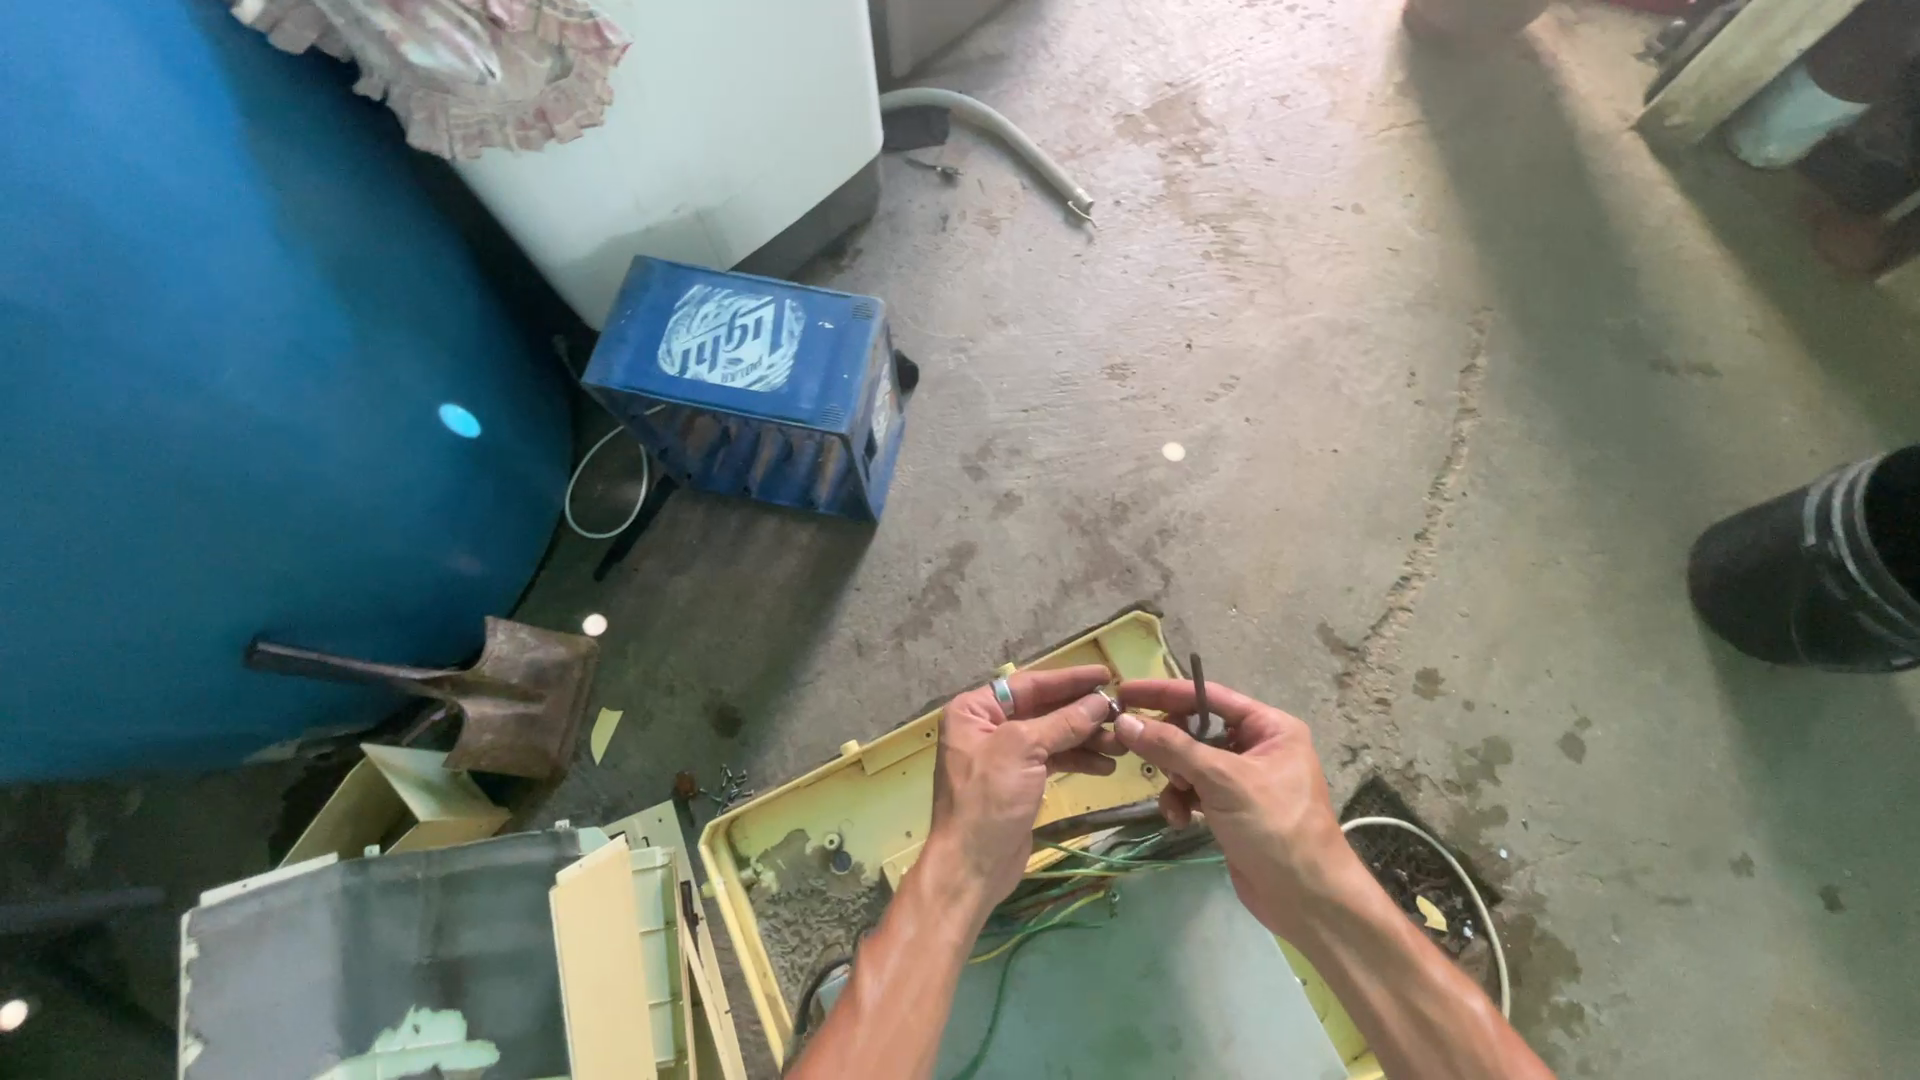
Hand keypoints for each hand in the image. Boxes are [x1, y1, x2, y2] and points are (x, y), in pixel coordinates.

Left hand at [924, 665, 1119, 921]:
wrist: (971, 866)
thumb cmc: (988, 799)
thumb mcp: (1023, 750)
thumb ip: (1062, 722)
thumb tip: (1100, 701)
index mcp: (975, 710)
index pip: (1029, 684)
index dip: (1069, 679)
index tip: (1106, 674)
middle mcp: (987, 727)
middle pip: (1043, 709)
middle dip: (1082, 713)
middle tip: (1121, 713)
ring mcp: (1003, 756)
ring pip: (1052, 736)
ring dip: (1085, 738)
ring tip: (1121, 744)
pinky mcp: (1019, 783)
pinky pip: (1052, 760)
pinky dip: (1077, 760)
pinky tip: (1106, 765)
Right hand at [1111, 679, 1358, 938]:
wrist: (1308, 901)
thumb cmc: (1275, 827)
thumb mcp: (1222, 780)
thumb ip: (1171, 747)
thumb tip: (1125, 721)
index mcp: (1268, 727)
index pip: (1207, 696)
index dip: (1163, 692)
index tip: (1124, 692)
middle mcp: (1257, 747)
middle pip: (1195, 729)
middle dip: (1169, 745)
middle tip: (1139, 753)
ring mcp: (1243, 780)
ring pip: (1189, 762)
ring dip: (1174, 779)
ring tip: (1174, 796)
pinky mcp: (1231, 809)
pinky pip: (1194, 791)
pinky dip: (1181, 801)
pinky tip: (1179, 820)